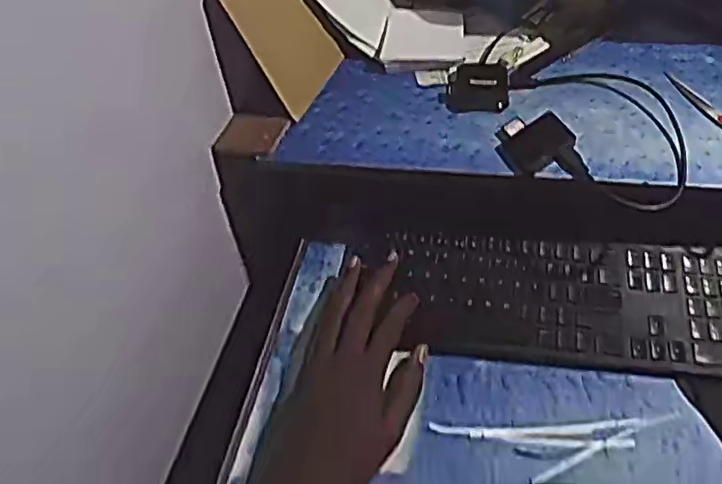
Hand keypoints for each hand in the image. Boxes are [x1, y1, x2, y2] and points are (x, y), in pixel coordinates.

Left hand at [256, 253, 426, 483]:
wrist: (301, 480)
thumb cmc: (347, 461)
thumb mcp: (389, 432)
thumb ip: (407, 388)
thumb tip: (421, 353)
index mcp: (367, 372)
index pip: (389, 327)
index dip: (403, 307)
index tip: (413, 295)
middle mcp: (342, 359)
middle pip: (362, 309)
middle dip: (378, 280)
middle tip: (389, 260)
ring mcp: (320, 360)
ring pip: (336, 311)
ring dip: (348, 284)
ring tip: (357, 263)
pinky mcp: (302, 368)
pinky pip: (317, 325)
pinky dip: (326, 305)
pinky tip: (330, 296)